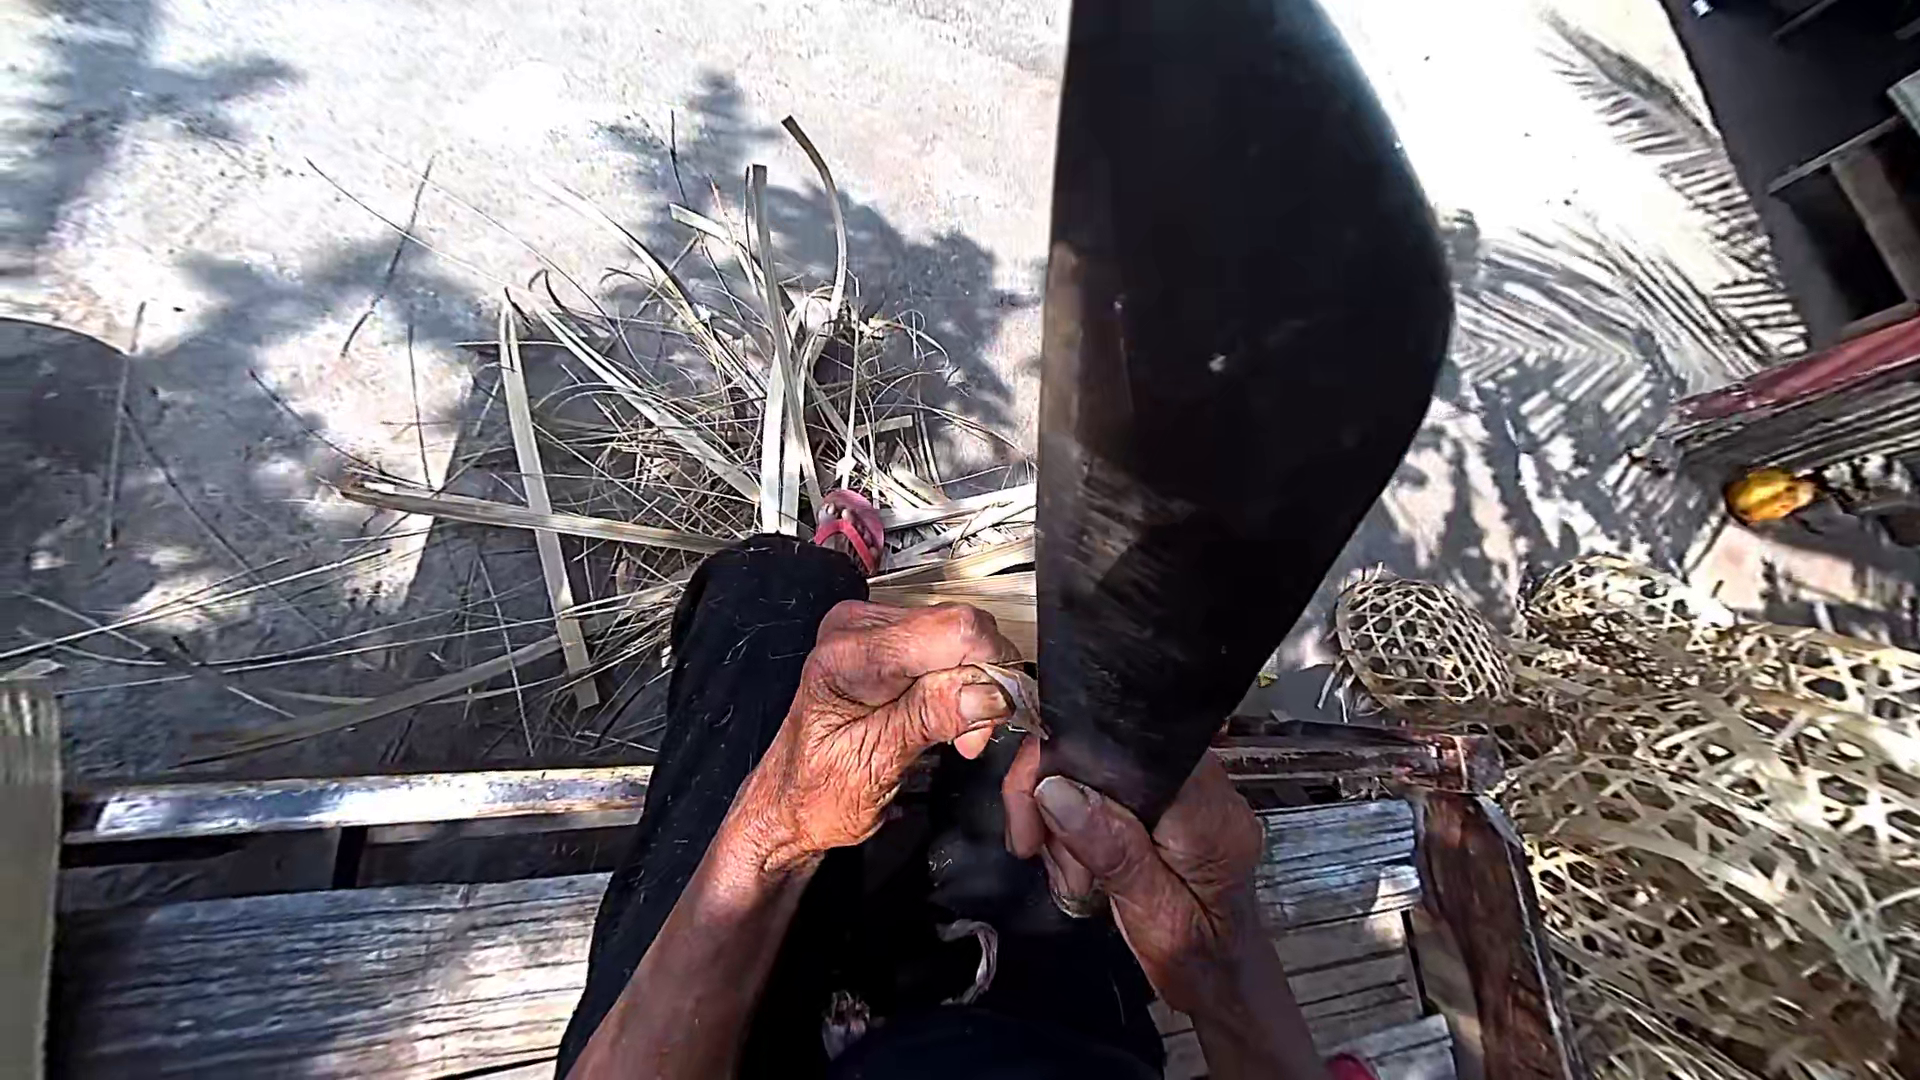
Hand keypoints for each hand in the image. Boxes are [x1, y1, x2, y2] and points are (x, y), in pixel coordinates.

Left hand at [735, 601, 1021, 870]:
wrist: (792, 798)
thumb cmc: (818, 791)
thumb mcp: (876, 764)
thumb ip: (930, 718)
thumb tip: (987, 692)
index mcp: (849, 654)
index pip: (952, 632)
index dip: (986, 673)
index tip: (985, 722)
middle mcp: (858, 626)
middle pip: (961, 626)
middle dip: (982, 681)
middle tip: (968, 735)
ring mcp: (873, 625)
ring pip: (962, 632)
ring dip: (974, 682)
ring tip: (954, 728)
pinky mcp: (888, 635)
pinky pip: (949, 641)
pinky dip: (961, 677)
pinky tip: (946, 710)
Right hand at [1003, 742, 1267, 1015]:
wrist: (1230, 983)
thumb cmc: (1205, 964)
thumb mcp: (1158, 921)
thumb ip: (1114, 852)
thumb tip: (1055, 790)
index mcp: (1204, 810)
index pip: (1120, 747)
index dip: (1062, 761)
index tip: (1033, 808)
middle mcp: (1199, 784)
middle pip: (1098, 750)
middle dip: (1054, 794)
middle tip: (1039, 846)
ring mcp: (1182, 786)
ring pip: (1090, 766)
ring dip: (1061, 814)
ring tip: (1073, 871)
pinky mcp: (1165, 795)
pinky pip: (1103, 783)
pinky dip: (1076, 815)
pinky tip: (1080, 857)